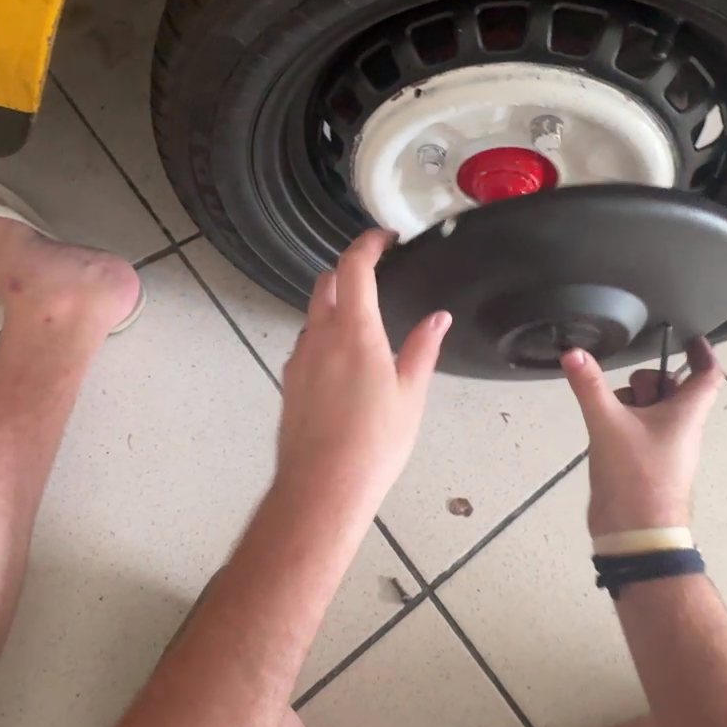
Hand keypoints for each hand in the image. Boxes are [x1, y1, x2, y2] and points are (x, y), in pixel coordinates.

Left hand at [276, 230, 450, 510]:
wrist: (321, 487)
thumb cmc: (374, 442)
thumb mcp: (410, 395)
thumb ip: (422, 349)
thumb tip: (438, 318)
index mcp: (354, 330)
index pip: (354, 266)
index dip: (368, 243)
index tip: (385, 239)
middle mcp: (319, 335)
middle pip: (327, 283)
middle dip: (349, 272)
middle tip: (377, 280)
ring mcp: (299, 357)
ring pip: (313, 313)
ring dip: (334, 305)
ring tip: (364, 328)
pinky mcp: (288, 380)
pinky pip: (306, 343)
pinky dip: (323, 336)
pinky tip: (343, 365)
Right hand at [561, 337, 722, 534]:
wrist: (636, 532)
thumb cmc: (636, 476)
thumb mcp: (608, 424)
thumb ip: (589, 386)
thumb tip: (572, 352)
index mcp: (685, 415)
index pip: (707, 375)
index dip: (701, 353)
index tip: (688, 337)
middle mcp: (680, 427)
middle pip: (672, 389)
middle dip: (647, 380)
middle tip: (625, 385)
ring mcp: (663, 446)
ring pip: (652, 408)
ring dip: (630, 400)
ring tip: (607, 411)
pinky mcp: (645, 460)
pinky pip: (638, 427)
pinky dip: (622, 420)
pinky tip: (601, 428)